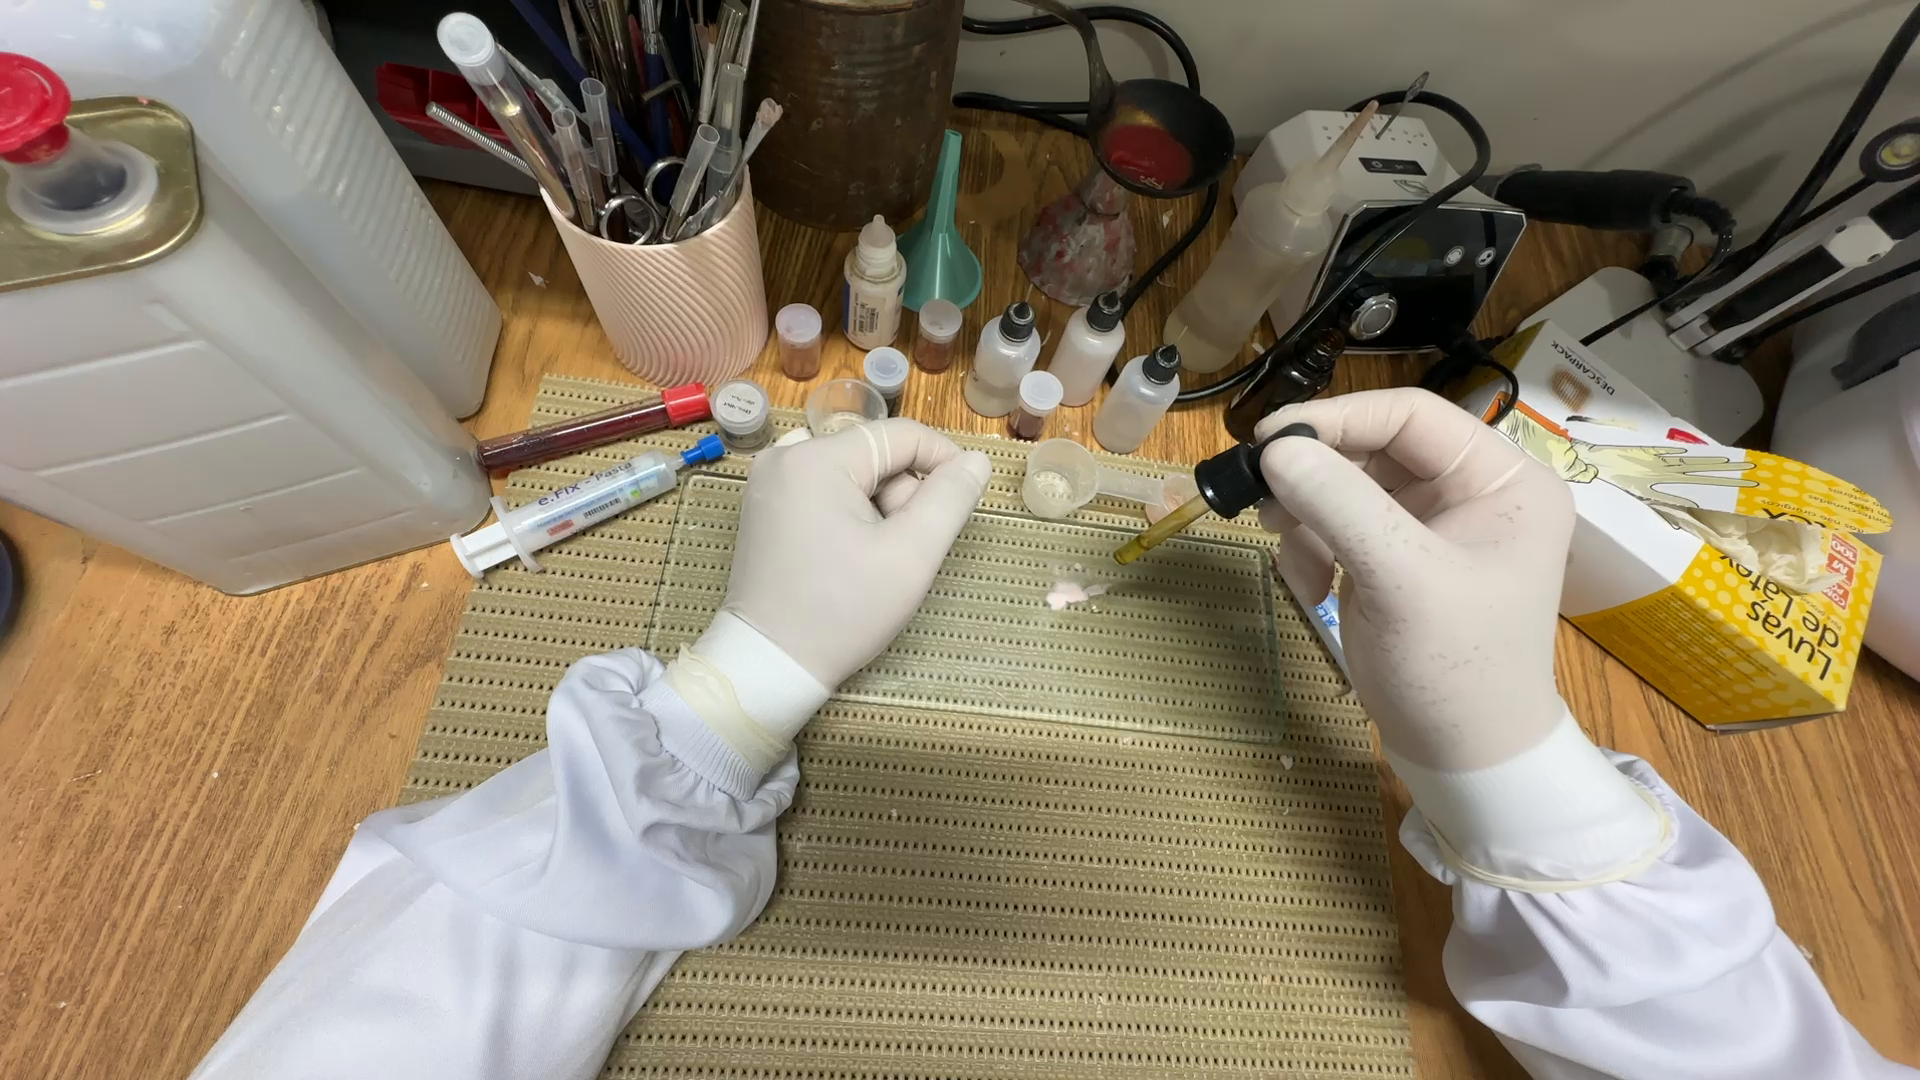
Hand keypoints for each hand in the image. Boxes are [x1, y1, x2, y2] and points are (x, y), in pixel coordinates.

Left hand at [723, 418, 991, 687]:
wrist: (768, 664)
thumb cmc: (842, 611)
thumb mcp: (910, 556)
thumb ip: (950, 500)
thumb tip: (976, 461)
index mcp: (816, 459)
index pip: (901, 436)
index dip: (945, 461)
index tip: (965, 499)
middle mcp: (785, 457)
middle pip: (875, 456)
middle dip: (904, 496)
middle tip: (904, 551)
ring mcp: (769, 482)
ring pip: (853, 475)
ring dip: (880, 508)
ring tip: (874, 559)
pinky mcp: (765, 507)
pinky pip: (825, 491)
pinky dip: (850, 513)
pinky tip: (850, 554)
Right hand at [1256, 389, 1574, 771]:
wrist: (1457, 751)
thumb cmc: (1453, 665)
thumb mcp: (1401, 578)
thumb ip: (1339, 505)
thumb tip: (1272, 449)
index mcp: (1498, 480)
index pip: (1408, 416)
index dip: (1335, 418)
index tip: (1266, 439)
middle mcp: (1461, 492)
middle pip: (1367, 451)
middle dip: (1312, 479)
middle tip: (1262, 500)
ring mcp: (1420, 527)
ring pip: (1338, 489)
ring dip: (1304, 521)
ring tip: (1297, 560)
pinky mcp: (1385, 556)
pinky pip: (1329, 527)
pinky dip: (1307, 552)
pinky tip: (1311, 588)